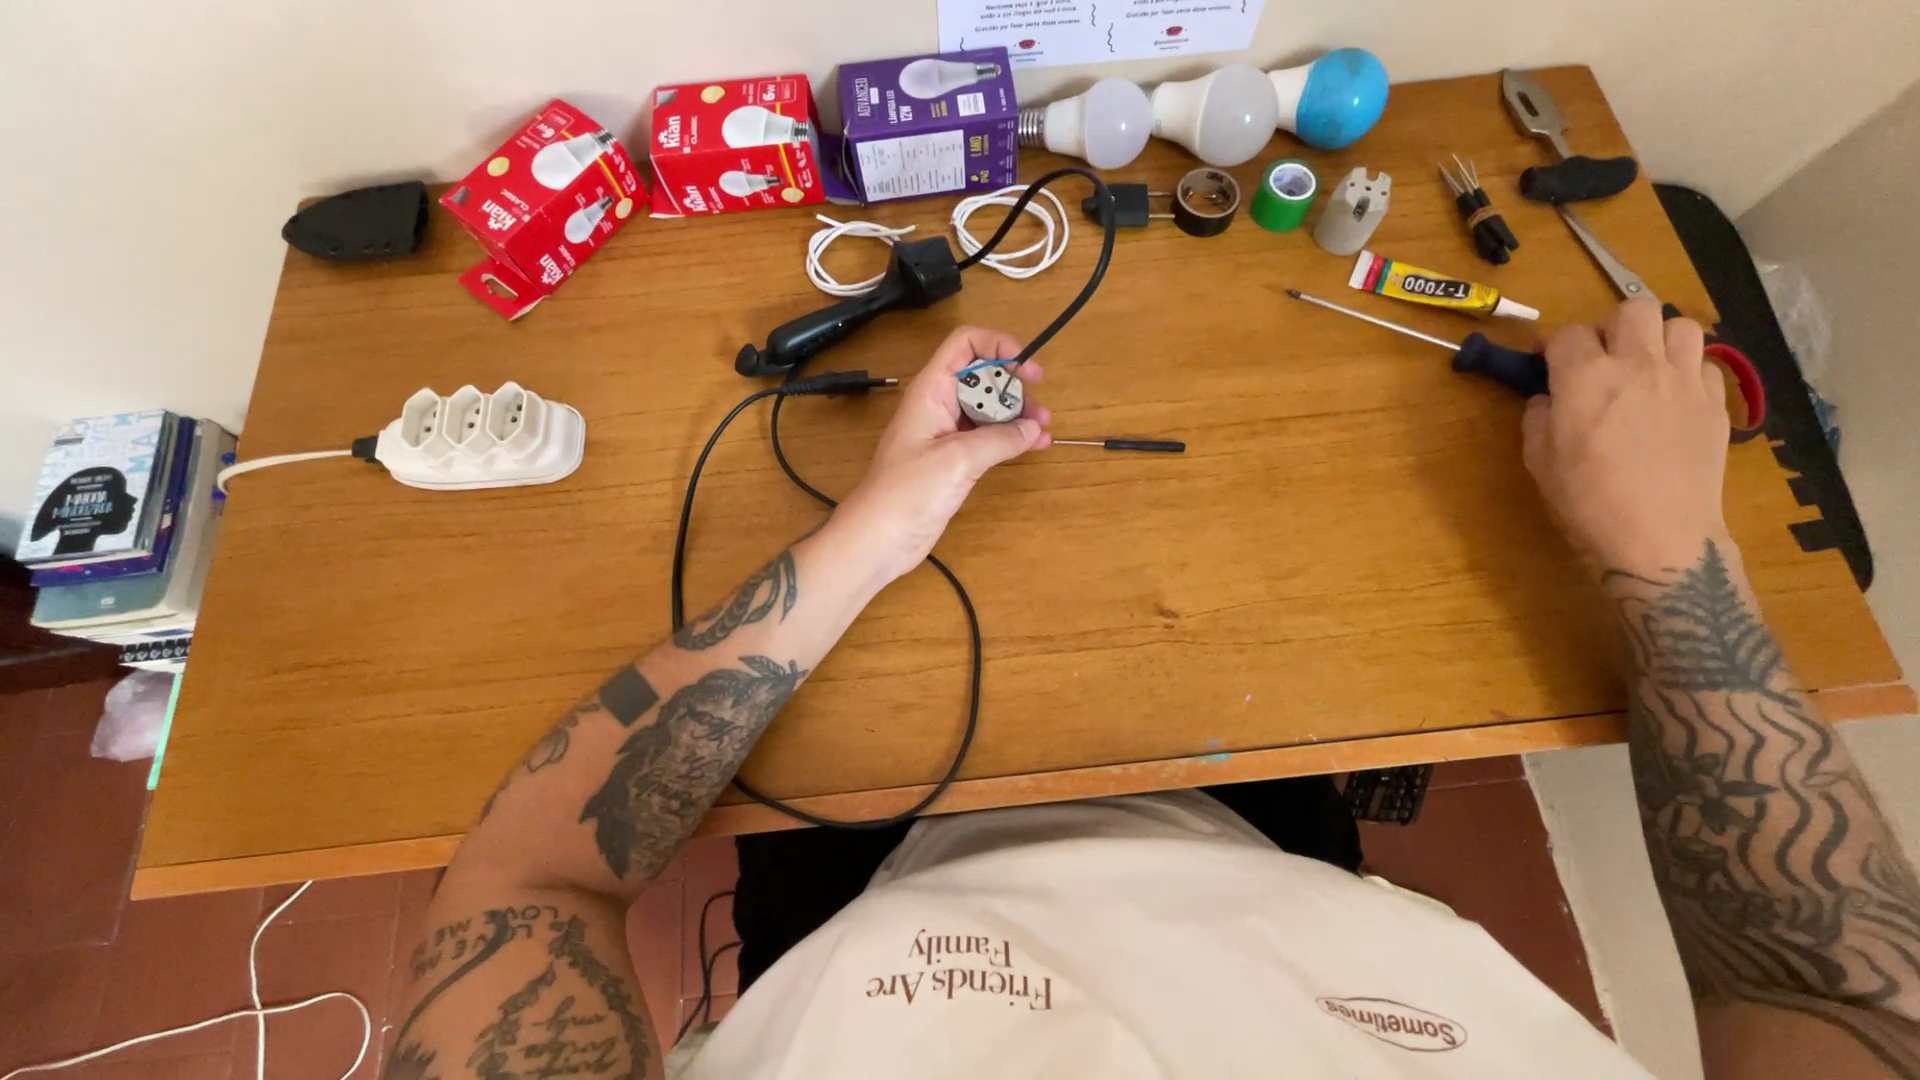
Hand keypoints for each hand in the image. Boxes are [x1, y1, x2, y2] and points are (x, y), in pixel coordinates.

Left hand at [830, 326, 1051, 584]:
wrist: (879, 538)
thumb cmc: (907, 492)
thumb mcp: (958, 459)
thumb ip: (999, 439)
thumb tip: (1032, 428)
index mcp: (931, 391)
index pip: (964, 345)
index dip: (997, 345)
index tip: (1025, 365)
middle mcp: (938, 406)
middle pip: (981, 377)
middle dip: (1013, 385)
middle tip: (1039, 404)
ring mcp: (946, 435)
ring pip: (987, 410)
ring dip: (1016, 414)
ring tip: (1044, 427)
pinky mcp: (953, 462)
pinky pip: (986, 439)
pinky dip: (1010, 438)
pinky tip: (1035, 444)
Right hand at [1522, 298, 1731, 576]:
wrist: (1656, 531)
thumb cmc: (1584, 498)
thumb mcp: (1538, 459)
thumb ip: (1539, 417)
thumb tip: (1550, 398)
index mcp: (1585, 379)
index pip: (1567, 334)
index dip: (1551, 345)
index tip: (1544, 363)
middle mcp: (1637, 366)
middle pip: (1632, 309)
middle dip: (1609, 326)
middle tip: (1599, 355)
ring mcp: (1683, 380)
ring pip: (1678, 324)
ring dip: (1655, 338)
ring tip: (1642, 366)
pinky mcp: (1715, 400)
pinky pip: (1704, 362)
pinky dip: (1684, 368)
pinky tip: (1669, 394)